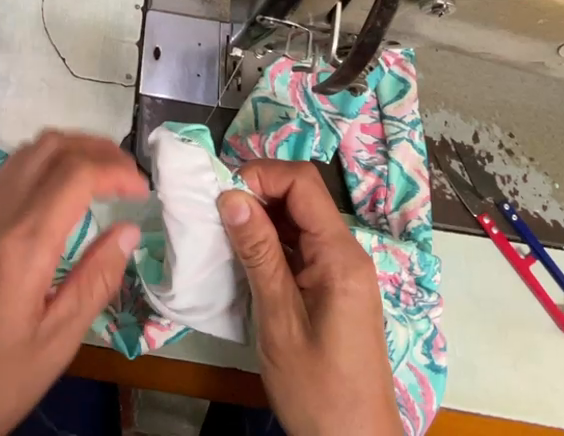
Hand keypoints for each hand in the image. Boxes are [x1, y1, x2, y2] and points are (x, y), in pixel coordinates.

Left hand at [0, 132, 147, 435]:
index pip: (75, 174)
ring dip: (66, 151)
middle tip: (126, 172)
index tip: (143, 190)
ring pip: (23, 155)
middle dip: (93, 147)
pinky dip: (42, 169)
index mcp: (24, 244)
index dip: (116, 171)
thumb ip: (95, 280)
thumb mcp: (55, 342)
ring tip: (99, 175)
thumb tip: (127, 231)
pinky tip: (58, 199)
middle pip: (47, 147)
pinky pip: (6, 178)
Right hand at [218, 160, 402, 435]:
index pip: (303, 184)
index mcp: (340, 255)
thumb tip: (231, 196)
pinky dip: (272, 243)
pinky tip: (245, 259)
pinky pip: (302, 246)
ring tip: (224, 235)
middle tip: (216, 215)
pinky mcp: (333, 288)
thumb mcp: (279, 320)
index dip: (262, 175)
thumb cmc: (317, 388)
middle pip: (302, 197)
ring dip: (261, 219)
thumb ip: (258, 253)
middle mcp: (347, 254)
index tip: (223, 196)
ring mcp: (342, 271)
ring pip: (299, 220)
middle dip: (257, 193)